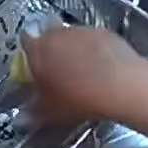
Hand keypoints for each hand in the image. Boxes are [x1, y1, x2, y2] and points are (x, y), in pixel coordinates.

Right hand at [23, 26, 145, 126]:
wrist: (122, 86)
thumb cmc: (78, 98)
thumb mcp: (50, 112)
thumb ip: (33, 111)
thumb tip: (25, 116)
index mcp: (38, 50)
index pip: (24, 42)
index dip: (28, 54)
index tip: (33, 68)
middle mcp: (57, 34)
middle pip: (48, 37)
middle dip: (51, 51)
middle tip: (57, 73)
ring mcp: (82, 30)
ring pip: (71, 38)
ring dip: (73, 50)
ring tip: (82, 73)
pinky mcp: (105, 32)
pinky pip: (92, 41)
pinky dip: (93, 51)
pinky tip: (101, 69)